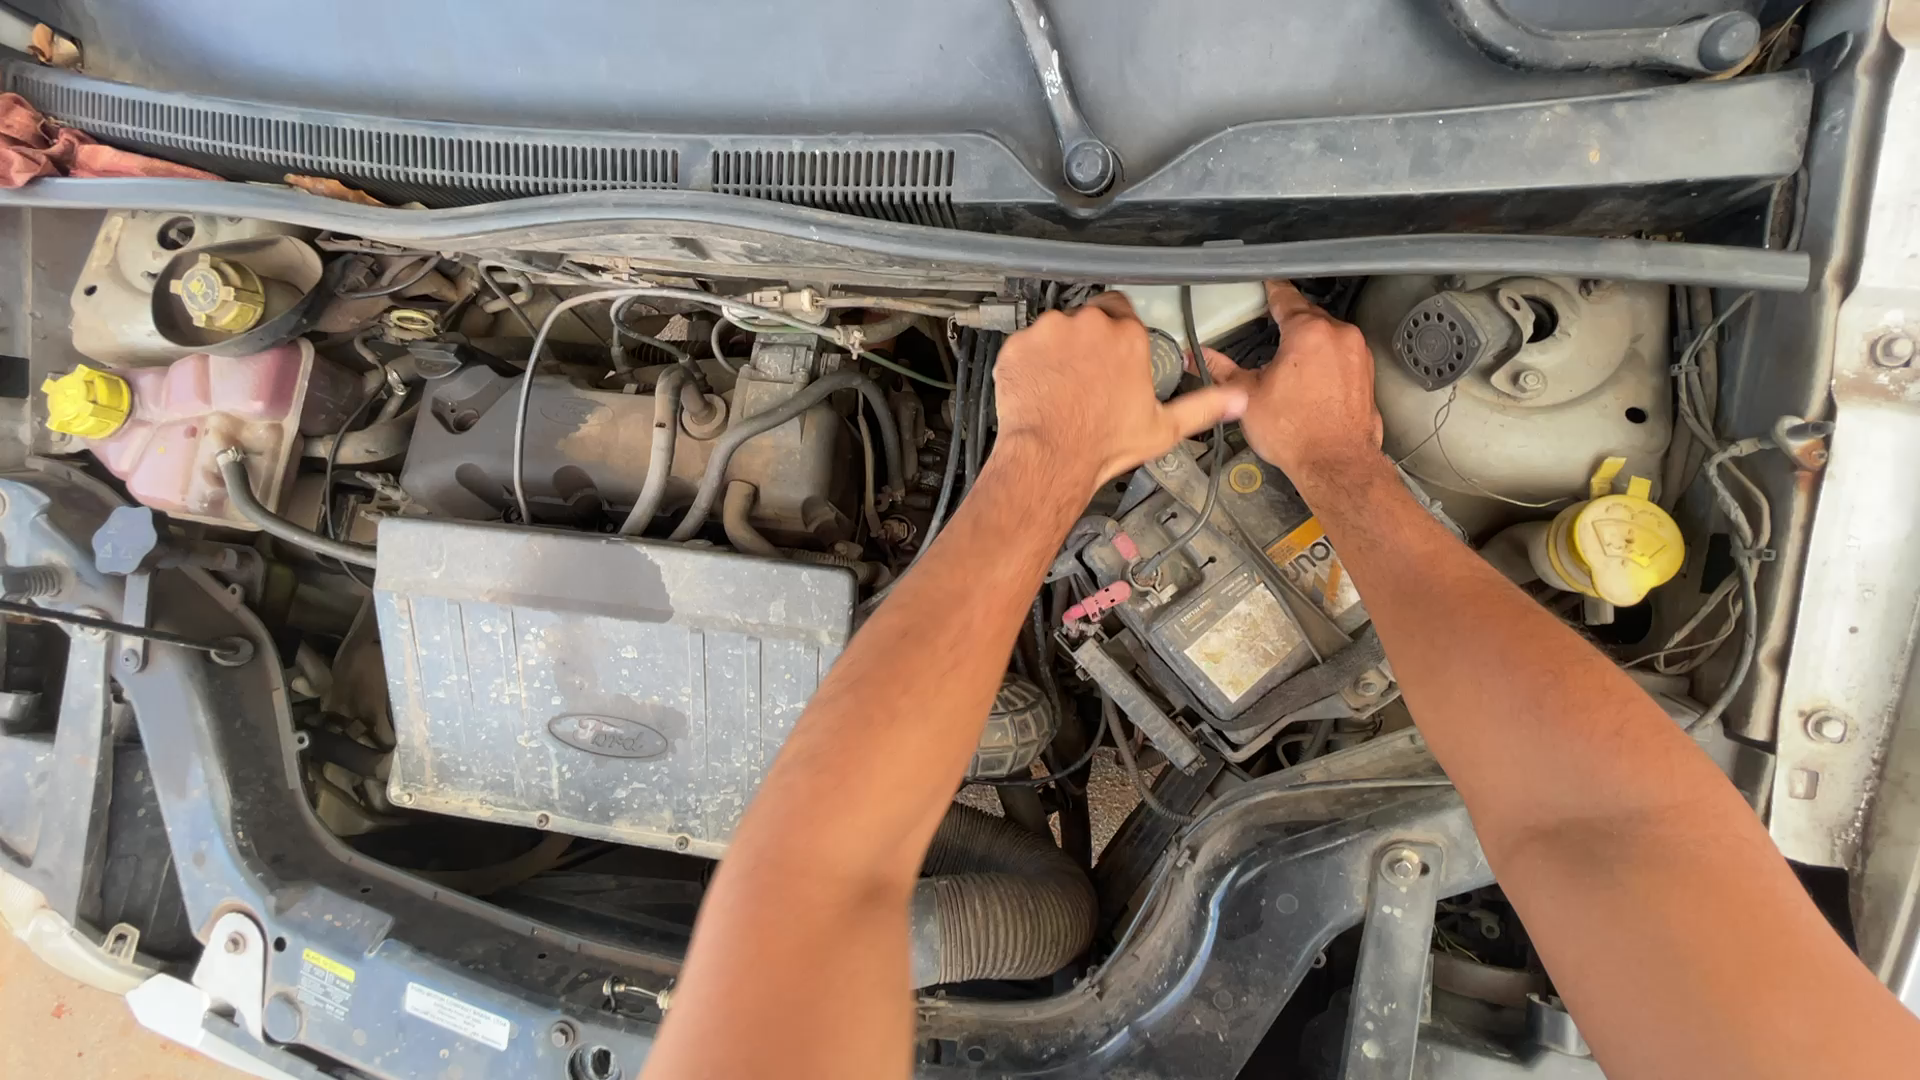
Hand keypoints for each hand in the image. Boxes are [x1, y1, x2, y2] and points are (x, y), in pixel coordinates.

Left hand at [991, 294, 1247, 494]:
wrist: (1051, 458)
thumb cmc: (1101, 445)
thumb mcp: (1163, 428)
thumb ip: (1203, 406)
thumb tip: (1236, 400)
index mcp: (1127, 336)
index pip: (1124, 313)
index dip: (1117, 334)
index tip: (1111, 355)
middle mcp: (1090, 325)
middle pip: (1089, 319)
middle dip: (1087, 342)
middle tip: (1084, 376)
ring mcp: (1051, 332)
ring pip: (1055, 329)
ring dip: (1057, 349)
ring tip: (1060, 385)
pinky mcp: (1019, 344)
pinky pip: (1024, 345)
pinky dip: (1029, 361)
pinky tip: (1038, 386)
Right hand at [1199, 280, 1382, 478]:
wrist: (1334, 462)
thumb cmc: (1297, 433)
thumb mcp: (1246, 396)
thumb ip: (1222, 369)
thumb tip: (1200, 357)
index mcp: (1308, 333)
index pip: (1286, 298)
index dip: (1271, 289)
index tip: (1267, 283)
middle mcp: (1338, 336)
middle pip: (1308, 316)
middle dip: (1287, 323)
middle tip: (1266, 331)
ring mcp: (1356, 354)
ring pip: (1326, 336)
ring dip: (1306, 344)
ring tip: (1284, 364)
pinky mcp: (1365, 373)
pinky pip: (1340, 355)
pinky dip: (1323, 360)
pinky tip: (1306, 381)